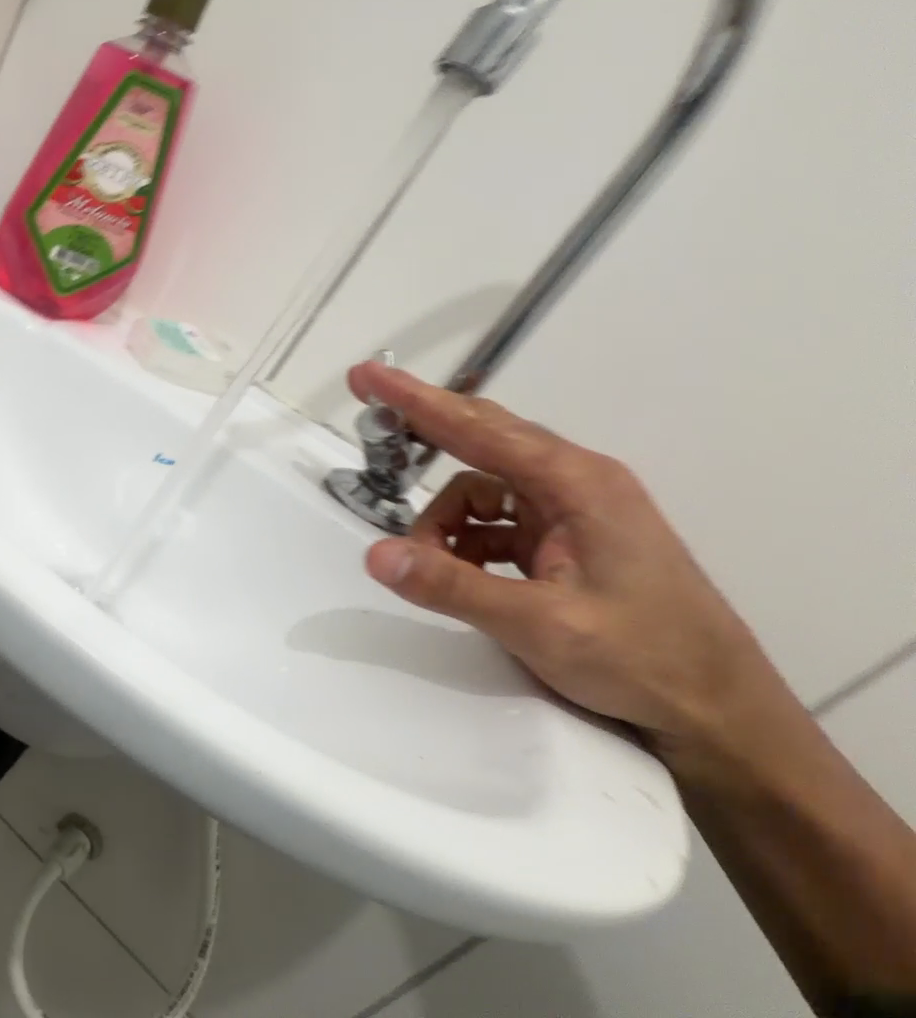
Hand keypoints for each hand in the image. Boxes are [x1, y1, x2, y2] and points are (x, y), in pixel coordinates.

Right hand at [347, 361, 789, 754]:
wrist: (717, 710)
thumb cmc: (644, 659)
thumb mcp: (539, 626)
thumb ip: (452, 586)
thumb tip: (376, 555)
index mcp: (577, 485)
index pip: (478, 430)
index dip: (416, 401)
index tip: (367, 375)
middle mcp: (576, 485)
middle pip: (481, 442)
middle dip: (425, 433)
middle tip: (371, 418)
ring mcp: (574, 514)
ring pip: (482, 493)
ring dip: (445, 524)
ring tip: (430, 569)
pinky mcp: (569, 544)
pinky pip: (497, 525)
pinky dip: (466, 545)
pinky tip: (463, 579)